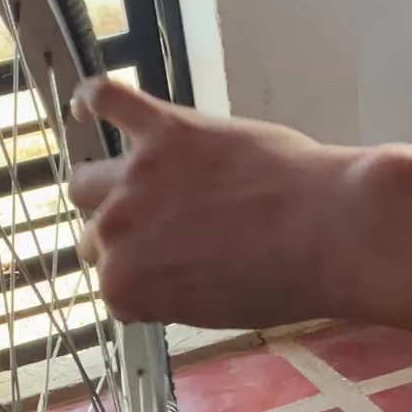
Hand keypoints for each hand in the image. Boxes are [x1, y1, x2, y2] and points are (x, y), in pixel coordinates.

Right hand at [67, 78, 370, 327]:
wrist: (327, 232)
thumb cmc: (278, 282)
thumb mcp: (208, 311)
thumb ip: (163, 291)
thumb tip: (155, 272)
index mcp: (125, 288)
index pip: (112, 288)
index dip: (139, 283)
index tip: (164, 278)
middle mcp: (115, 234)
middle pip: (96, 238)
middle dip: (123, 242)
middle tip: (162, 237)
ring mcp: (135, 178)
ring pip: (85, 183)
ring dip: (102, 191)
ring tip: (132, 189)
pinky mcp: (164, 130)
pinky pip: (109, 100)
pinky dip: (93, 100)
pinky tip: (87, 105)